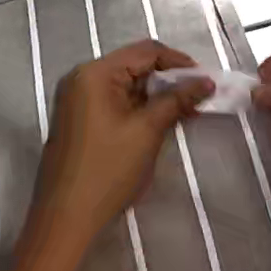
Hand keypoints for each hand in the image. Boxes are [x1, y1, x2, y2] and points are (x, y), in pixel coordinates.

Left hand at [19, 40, 213, 270]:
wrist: (65, 219)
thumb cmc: (107, 170)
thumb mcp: (147, 131)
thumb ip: (176, 100)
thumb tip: (206, 81)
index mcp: (94, 73)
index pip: (145, 51)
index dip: (178, 62)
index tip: (205, 80)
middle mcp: (81, 76)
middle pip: (133, 64)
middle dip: (167, 79)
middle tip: (198, 97)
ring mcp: (75, 97)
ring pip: (124, 83)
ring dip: (154, 94)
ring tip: (184, 110)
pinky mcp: (76, 117)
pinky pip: (112, 99)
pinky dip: (137, 106)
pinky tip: (158, 120)